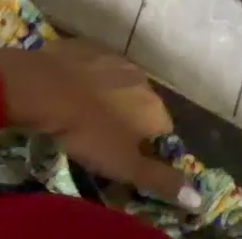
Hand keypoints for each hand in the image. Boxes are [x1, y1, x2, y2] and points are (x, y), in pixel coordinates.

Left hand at [0, 41, 198, 209]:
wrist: (42, 88)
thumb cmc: (87, 131)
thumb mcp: (126, 166)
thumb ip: (163, 181)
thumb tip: (198, 198)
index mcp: (154, 105)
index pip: (162, 130)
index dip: (146, 146)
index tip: (124, 155)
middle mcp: (138, 75)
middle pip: (139, 102)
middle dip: (127, 117)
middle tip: (101, 134)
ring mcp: (109, 55)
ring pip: (115, 81)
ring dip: (106, 94)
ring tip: (83, 110)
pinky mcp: (81, 43)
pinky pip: (89, 64)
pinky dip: (84, 75)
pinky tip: (67, 87)